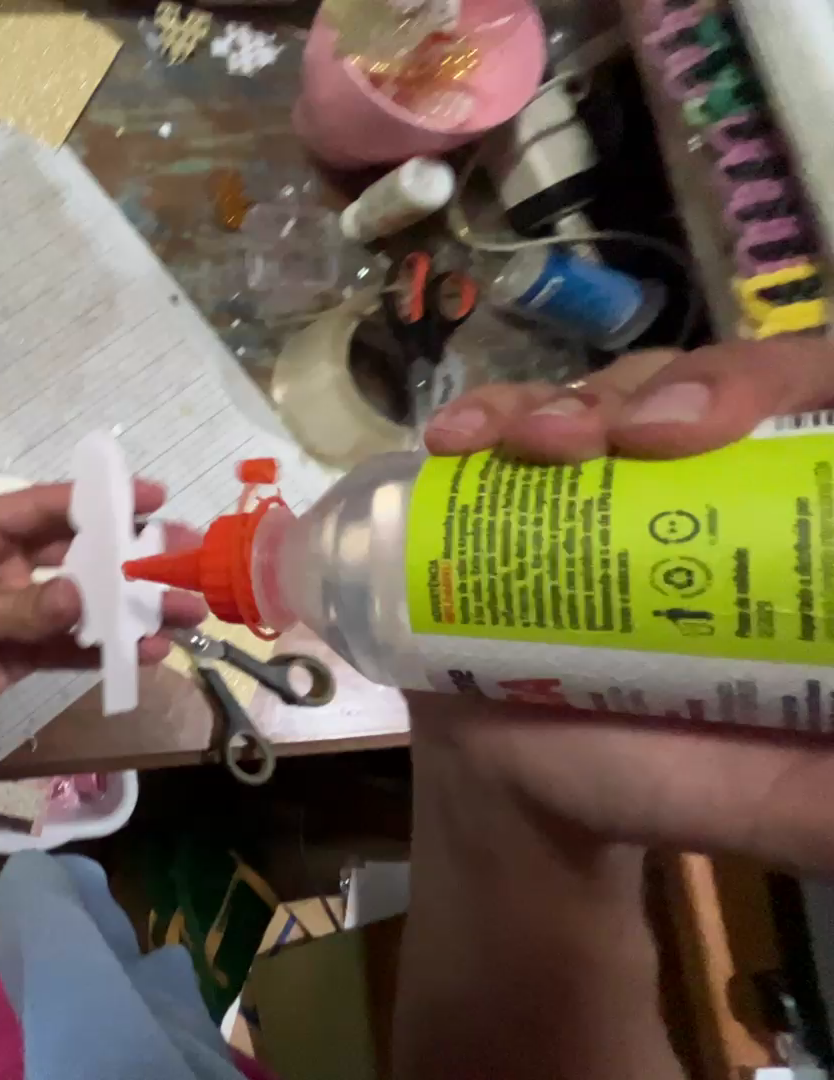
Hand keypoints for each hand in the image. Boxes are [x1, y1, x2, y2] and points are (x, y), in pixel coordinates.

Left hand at [0, 479, 204, 768]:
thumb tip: (81, 597)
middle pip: (72, 552)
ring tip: (184, 613)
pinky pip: (70, 644)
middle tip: (181, 556)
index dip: (94, 499)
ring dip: (127, 607)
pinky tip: (145, 652)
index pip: (41, 507)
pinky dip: (104, 648)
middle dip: (125, 555)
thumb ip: (16, 606)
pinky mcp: (21, 651)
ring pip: (80, 601)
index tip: (148, 498)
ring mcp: (13, 609)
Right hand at [413, 338, 833, 870]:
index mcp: (784, 536)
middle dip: (682, 383)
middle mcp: (694, 487)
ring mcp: (584, 483)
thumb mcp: (785, 799)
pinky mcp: (491, 493)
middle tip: (636, 440)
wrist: (506, 779)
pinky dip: (476, 415)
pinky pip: (491, 424)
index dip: (790, 385)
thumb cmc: (655, 781)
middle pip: (711, 382)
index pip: (824, 411)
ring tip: (532, 443)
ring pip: (601, 391)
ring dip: (566, 399)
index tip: (721, 435)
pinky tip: (453, 439)